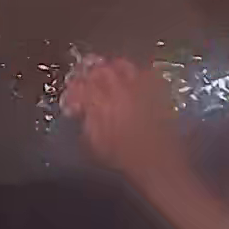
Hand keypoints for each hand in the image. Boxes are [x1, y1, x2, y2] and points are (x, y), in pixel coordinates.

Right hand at [62, 57, 192, 193]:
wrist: (158, 163)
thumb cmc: (124, 158)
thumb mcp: (95, 142)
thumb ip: (86, 120)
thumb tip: (80, 108)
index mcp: (101, 103)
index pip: (80, 86)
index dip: (72, 90)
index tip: (71, 99)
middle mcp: (120, 90)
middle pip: (100, 68)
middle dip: (89, 72)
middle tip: (85, 80)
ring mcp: (140, 87)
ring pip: (121, 65)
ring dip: (111, 67)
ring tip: (107, 75)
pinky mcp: (156, 90)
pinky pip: (143, 72)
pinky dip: (134, 73)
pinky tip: (130, 81)